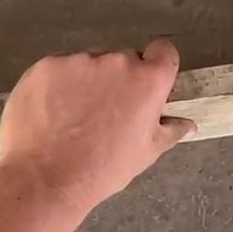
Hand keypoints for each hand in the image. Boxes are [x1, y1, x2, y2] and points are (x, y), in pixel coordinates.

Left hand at [0, 41, 195, 214]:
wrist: (45, 179)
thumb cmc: (103, 168)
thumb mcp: (147, 153)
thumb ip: (171, 130)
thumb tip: (188, 124)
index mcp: (148, 80)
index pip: (164, 52)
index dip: (157, 65)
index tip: (146, 83)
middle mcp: (117, 62)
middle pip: (124, 59)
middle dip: (119, 79)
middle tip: (106, 111)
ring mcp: (79, 61)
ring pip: (89, 64)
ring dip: (86, 81)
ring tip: (73, 116)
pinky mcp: (46, 66)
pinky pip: (58, 69)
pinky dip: (56, 85)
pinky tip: (50, 112)